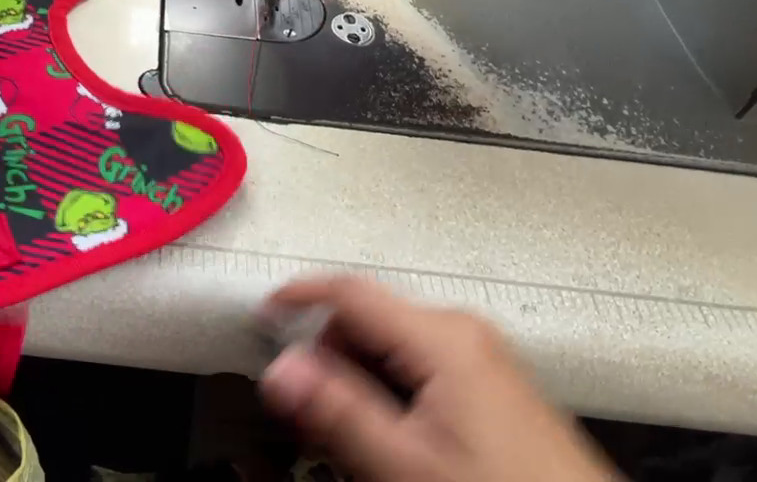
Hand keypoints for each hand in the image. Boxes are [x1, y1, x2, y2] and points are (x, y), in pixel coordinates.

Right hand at [259, 278, 618, 481]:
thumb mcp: (408, 466)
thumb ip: (340, 412)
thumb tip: (283, 369)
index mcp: (442, 337)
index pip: (350, 291)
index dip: (300, 295)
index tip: (266, 314)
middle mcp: (463, 331)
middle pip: (369, 317)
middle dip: (331, 353)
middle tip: (311, 407)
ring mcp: (481, 353)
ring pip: (393, 342)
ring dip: (360, 375)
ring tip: (354, 434)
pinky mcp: (490, 379)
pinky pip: (421, 362)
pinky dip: (391, 385)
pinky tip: (393, 434)